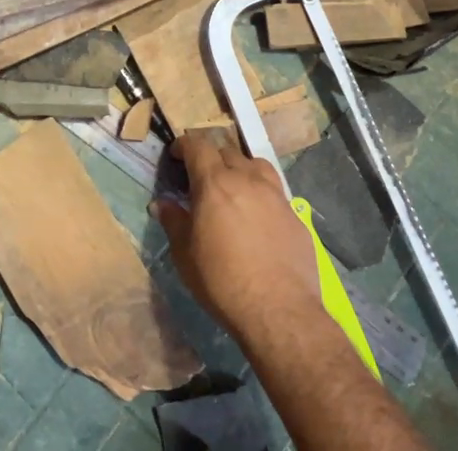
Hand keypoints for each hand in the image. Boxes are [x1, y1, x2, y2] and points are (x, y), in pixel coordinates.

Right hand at [153, 128, 321, 339]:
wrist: (279, 311)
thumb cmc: (222, 279)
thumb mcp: (184, 253)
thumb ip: (173, 221)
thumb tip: (161, 204)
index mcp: (215, 183)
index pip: (198, 146)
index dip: (184, 145)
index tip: (176, 156)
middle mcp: (247, 181)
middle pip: (227, 151)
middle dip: (211, 157)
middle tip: (200, 176)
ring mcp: (276, 197)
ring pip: (257, 165)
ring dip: (240, 168)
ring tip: (233, 187)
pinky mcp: (296, 218)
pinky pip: (276, 192)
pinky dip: (261, 194)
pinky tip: (257, 218)